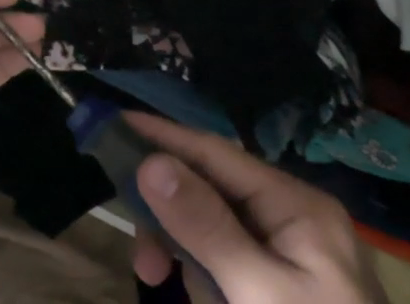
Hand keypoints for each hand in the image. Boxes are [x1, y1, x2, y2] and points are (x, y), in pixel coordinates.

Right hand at [128, 113, 386, 303]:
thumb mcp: (258, 292)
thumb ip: (206, 226)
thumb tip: (151, 161)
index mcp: (298, 206)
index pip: (216, 152)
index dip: (162, 136)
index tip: (111, 124)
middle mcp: (293, 216)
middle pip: (210, 189)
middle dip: (168, 215)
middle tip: (142, 262)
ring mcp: (289, 251)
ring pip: (212, 226)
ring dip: (181, 251)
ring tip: (162, 285)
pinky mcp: (282, 282)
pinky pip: (226, 258)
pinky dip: (203, 273)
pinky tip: (201, 297)